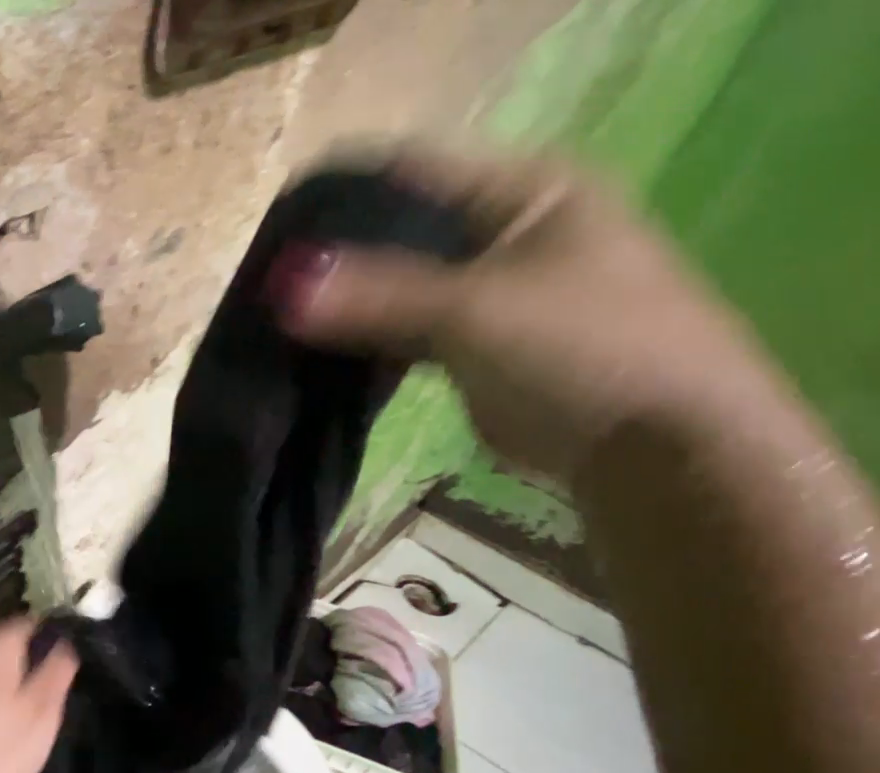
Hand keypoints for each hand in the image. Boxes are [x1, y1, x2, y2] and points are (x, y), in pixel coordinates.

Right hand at [272, 146, 783, 484]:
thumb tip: (277, 284)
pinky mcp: (478, 345)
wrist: (657, 451)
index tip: (272, 235)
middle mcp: (508, 229)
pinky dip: (366, 341)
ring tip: (276, 320)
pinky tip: (315, 353)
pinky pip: (405, 331)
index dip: (339, 197)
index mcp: (526, 190)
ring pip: (397, 286)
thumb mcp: (473, 310)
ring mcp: (494, 290)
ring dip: (344, 306)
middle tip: (263, 287)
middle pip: (398, 231)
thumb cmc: (582, 350)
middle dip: (333, 260)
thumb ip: (373, 293)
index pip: (410, 173)